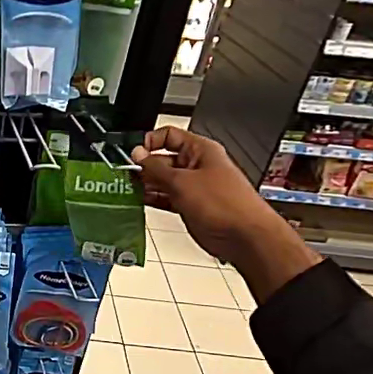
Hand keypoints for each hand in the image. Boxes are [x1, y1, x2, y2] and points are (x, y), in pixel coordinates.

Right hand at [133, 127, 320, 302]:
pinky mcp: (191, 206)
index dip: (150, 142)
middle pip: (164, 159)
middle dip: (145, 166)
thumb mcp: (182, 181)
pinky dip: (154, 199)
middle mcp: (198, 166)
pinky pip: (167, 197)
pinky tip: (141, 201)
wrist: (245, 237)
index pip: (169, 135)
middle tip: (127, 174)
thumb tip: (139, 154)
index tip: (134, 153)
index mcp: (201, 150)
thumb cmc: (226, 205)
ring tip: (130, 189)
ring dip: (148, 184)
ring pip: (164, 180)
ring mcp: (194, 187)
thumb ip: (156, 168)